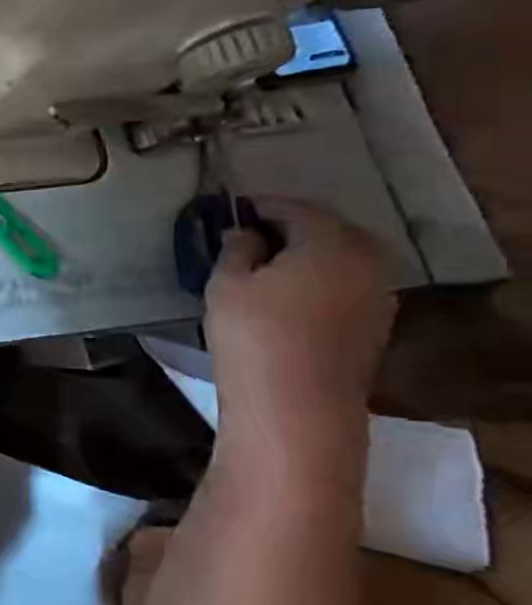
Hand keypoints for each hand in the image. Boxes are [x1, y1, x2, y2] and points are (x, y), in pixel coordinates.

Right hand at [206, 198, 394, 439]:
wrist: (295, 399)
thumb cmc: (252, 333)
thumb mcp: (226, 285)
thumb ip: (235, 251)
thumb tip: (243, 233)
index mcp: (331, 244)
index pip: (299, 210)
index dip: (263, 205)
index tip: (231, 207)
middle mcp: (367, 261)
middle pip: (333, 230)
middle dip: (293, 225)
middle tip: (249, 231)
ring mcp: (378, 293)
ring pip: (344, 257)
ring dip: (308, 252)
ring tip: (265, 261)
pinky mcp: (373, 320)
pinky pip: (347, 281)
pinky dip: (319, 275)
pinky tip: (287, 290)